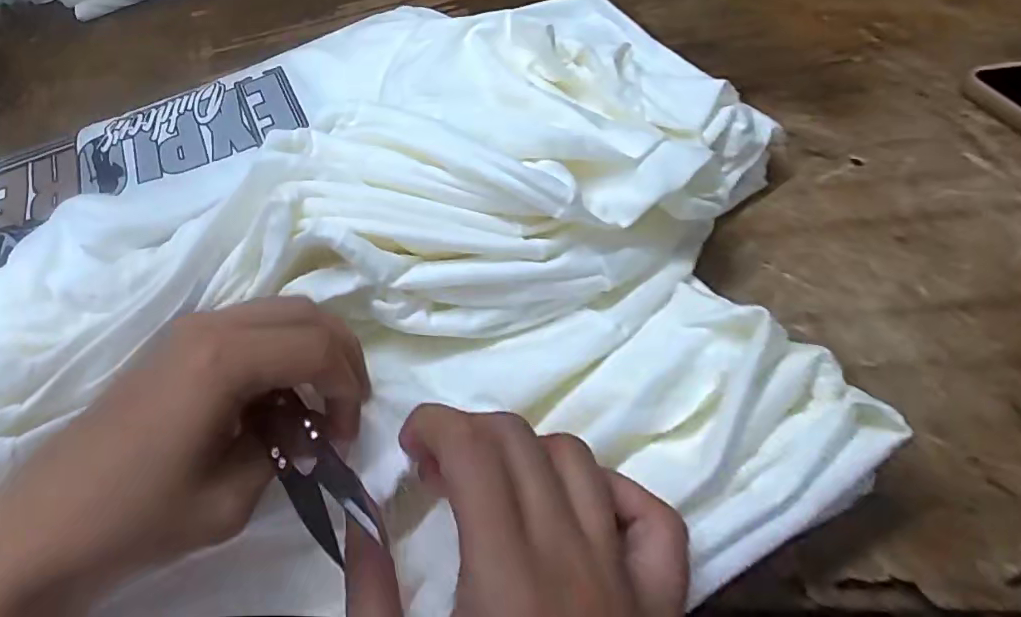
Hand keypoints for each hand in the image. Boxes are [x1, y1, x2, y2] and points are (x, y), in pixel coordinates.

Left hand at [0, 296, 370, 616]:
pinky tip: (270, 405)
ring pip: (273, 313)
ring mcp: (187, 326)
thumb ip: (281, 451)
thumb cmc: (139, 513)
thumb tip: (305, 429)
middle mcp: (208, 323)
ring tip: (311, 414)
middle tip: (345, 413)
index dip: (349, 385)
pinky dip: (274, 354)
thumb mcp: (228, 499)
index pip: (315, 344)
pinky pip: (244, 329)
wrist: (55, 513)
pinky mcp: (175, 341)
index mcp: (222, 357)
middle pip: (301, 310)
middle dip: (337, 354)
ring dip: (305, 351)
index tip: (348, 436)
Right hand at [348, 404, 688, 616]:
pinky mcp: (663, 608)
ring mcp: (627, 585)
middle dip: (464, 431)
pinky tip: (570, 512)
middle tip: (435, 472)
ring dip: (524, 454)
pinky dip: (609, 493)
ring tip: (494, 487)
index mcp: (506, 578)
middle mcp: (572, 564)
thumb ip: (368, 586)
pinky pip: (653, 520)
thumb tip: (357, 510)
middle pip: (517, 438)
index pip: (472, 446)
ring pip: (577, 460)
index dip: (429, 423)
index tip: (405, 450)